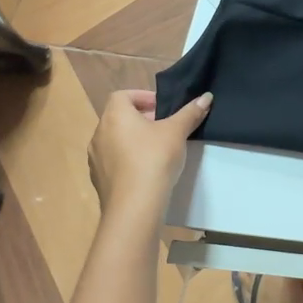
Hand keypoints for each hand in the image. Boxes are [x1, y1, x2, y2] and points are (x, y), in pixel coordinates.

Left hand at [86, 89, 211, 213]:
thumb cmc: (154, 158)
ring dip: (133, 139)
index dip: (142, 97)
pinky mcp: (98, 181)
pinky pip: (113, 161)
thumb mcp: (177, 131)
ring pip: (115, 140)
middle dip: (141, 118)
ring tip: (157, 148)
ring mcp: (96, 159)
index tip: (162, 107)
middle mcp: (99, 134)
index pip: (122, 95)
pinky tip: (146, 170)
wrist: (134, 206)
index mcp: (115, 116)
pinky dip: (127, 159)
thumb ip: (191, 112)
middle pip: (119, 117)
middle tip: (164, 126)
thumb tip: (207, 97)